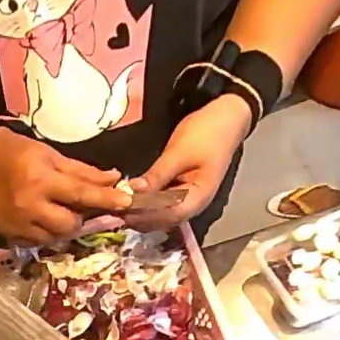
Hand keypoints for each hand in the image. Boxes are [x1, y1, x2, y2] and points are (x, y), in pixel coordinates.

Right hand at [0, 129, 130, 244]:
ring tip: (55, 212)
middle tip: (74, 207)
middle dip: (78, 218)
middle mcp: (29, 205)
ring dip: (62, 228)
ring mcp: (18, 224)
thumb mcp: (53, 156)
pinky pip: (38, 243)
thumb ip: (84, 172)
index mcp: (42, 180)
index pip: (81, 194)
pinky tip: (41, 220)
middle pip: (69, 225)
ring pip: (55, 238)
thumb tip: (115, 180)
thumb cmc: (22, 154)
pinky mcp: (9, 235)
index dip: (105, 199)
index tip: (126, 203)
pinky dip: (45, 234)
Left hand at [126, 94, 251, 227]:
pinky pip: (160, 205)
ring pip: (159, 215)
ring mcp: (186, 200)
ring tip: (117, 203)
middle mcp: (193, 205)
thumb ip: (157, 175)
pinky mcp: (179, 193)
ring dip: (139, 212)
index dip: (144, 214)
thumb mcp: (179, 152)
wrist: (226, 118)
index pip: (168, 215)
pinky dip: (145, 203)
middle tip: (113, 207)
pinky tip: (129, 197)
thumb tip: (133, 191)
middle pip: (162, 220)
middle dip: (138, 216)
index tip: (122, 207)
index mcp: (198, 197)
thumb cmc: (206, 133)